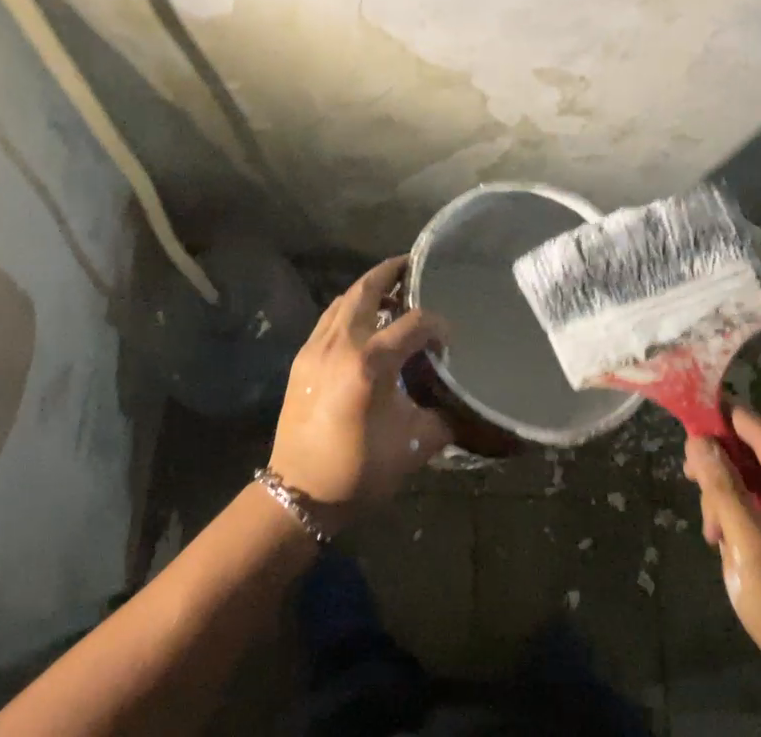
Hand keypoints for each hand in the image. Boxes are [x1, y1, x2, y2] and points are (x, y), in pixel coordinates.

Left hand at [269, 256, 452, 526]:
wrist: (299, 493)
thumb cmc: (360, 469)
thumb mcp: (416, 445)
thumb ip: (444, 416)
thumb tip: (460, 404)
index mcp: (371, 361)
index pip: (414, 322)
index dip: (437, 326)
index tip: (449, 340)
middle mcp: (341, 344)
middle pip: (366, 290)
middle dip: (390, 273)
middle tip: (412, 268)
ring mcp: (316, 348)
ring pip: (342, 301)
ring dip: (367, 289)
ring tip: (391, 291)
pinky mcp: (301, 360)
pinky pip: (328, 320)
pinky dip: (348, 309)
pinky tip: (363, 323)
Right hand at [684, 406, 760, 730]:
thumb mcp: (747, 546)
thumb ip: (723, 490)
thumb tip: (698, 442)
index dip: (732, 417)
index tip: (696, 399)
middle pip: (759, 456)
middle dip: (721, 463)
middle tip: (687, 471)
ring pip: (753, 478)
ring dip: (724, 493)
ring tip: (709, 527)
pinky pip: (757, 501)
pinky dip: (734, 510)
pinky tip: (718, 533)